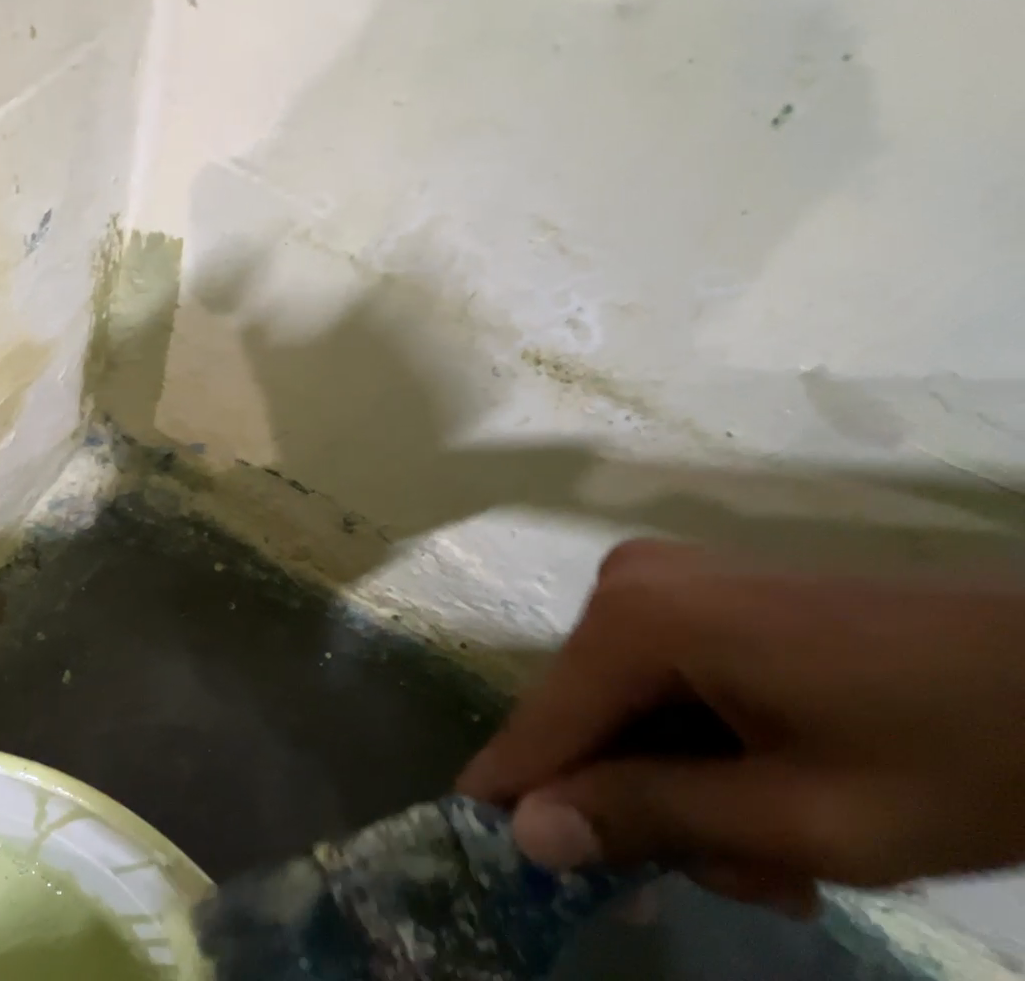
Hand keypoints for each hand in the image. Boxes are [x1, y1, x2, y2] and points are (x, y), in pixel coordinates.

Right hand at [458, 540, 1024, 915]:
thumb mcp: (807, 818)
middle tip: (736, 877)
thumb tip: (526, 833)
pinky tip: (772, 787)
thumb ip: (650, 818)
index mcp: (636, 620)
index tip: (501, 863)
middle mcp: (628, 584)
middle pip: (588, 720)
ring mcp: (666, 581)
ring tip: (775, 851)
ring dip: (683, 785)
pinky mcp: (704, 591)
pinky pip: (662, 681)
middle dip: (643, 805)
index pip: (541, 726)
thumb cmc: (957, 751)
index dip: (518, 799)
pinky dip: (704, 745)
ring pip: (628, 709)